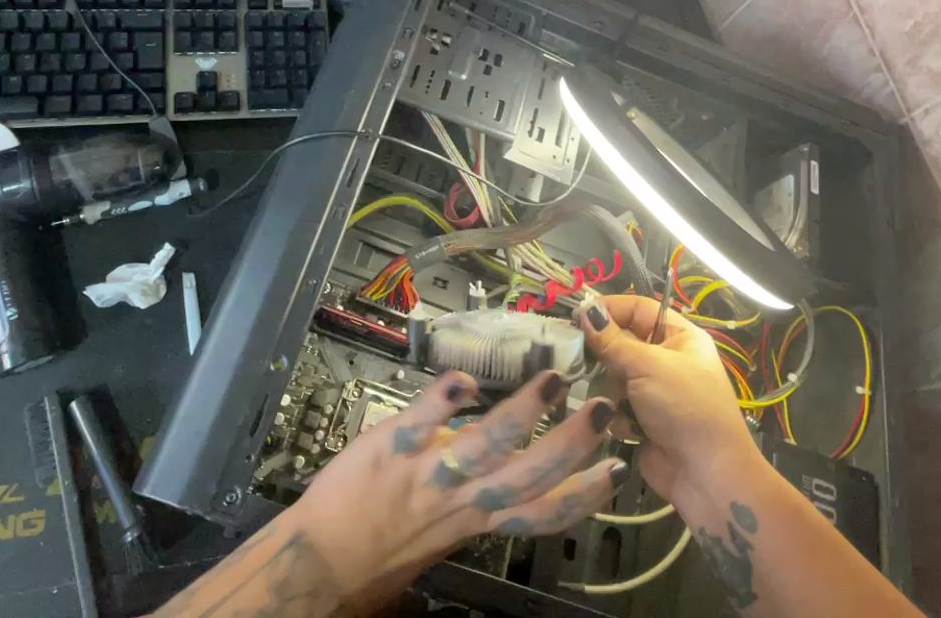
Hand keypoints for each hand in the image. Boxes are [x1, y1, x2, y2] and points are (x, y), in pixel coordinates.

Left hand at [279, 369, 625, 597]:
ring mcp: (427, 473)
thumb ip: (478, 496)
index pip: (542, 512)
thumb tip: (509, 460)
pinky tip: (465, 379)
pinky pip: (419, 424)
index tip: (618, 467)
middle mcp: (461, 499)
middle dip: (570, 445)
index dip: (584, 494)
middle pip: (527, 477)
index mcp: (477, 519)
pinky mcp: (391, 450)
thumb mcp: (445, 531)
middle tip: (604, 409)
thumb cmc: (385, 548)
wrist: (322, 560)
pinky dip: (442, 402)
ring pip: (485, 448)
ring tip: (552, 381)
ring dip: (522, 414)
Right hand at [573, 294, 757, 503]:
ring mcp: (655, 391)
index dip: (610, 309)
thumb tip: (584, 312)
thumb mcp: (648, 365)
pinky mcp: (643, 419)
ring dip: (611, 387)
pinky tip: (621, 424)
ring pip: (615, 374)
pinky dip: (615, 413)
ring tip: (611, 398)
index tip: (577, 316)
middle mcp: (668, 360)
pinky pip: (616, 404)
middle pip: (623, 341)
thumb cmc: (684, 407)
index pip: (638, 309)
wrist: (706, 476)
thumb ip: (612, 340)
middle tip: (579, 356)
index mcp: (680, 337)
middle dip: (605, 353)